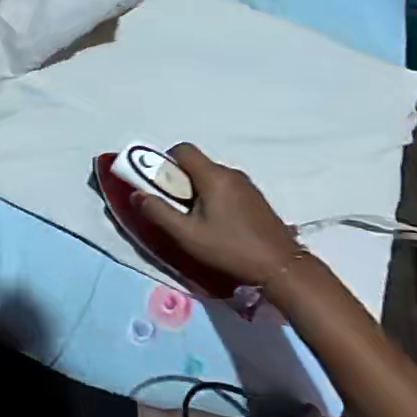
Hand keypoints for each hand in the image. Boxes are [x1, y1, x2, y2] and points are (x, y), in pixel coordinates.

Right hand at [133, 144, 305, 286]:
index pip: (183, 150)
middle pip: (196, 164)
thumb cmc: (230, 249)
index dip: (164, 162)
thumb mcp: (188, 235)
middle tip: (174, 207)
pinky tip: (215, 224)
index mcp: (213, 176)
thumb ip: (159, 212)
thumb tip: (136, 193)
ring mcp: (245, 184)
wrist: (281, 267)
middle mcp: (230, 173)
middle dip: (178, 180)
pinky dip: (212, 196)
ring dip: (195, 190)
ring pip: (210, 176)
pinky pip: (224, 186)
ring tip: (193, 220)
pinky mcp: (254, 197)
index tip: (159, 185)